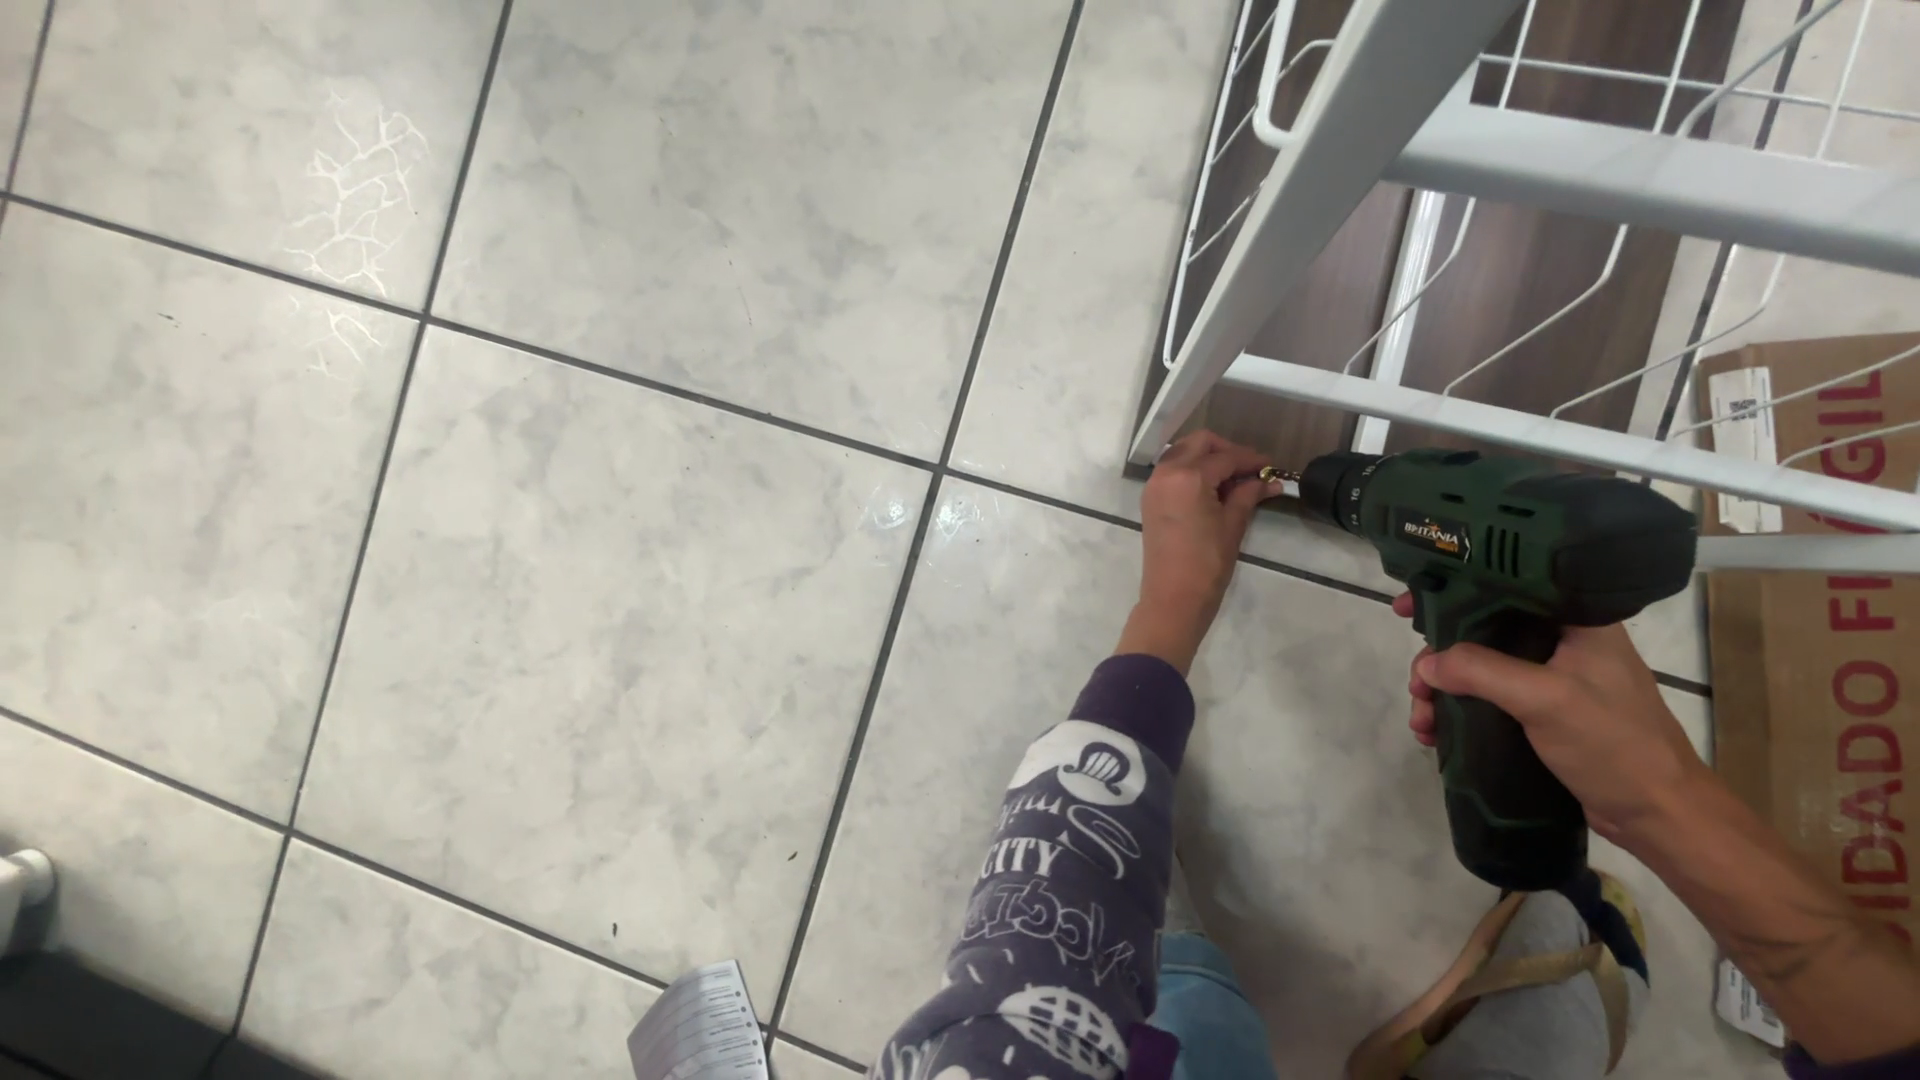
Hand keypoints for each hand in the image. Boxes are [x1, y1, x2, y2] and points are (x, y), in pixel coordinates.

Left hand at [1116, 432, 1288, 674]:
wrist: (1173, 597)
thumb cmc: (1207, 563)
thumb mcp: (1233, 525)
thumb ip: (1248, 495)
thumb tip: (1269, 481)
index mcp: (1188, 477)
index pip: (1225, 457)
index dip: (1251, 460)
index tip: (1271, 466)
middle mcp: (1166, 473)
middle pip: (1199, 443)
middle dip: (1226, 450)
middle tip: (1249, 469)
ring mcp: (1154, 486)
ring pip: (1182, 453)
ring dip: (1207, 458)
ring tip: (1233, 480)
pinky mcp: (1149, 499)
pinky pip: (1172, 471)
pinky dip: (1192, 470)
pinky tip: (1213, 489)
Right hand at [1395, 593, 1710, 849]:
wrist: (1661, 816)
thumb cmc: (1615, 745)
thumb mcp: (1546, 700)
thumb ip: (1482, 672)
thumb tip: (1426, 665)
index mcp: (1576, 623)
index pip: (1503, 588)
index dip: (1450, 592)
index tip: (1408, 608)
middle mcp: (1562, 643)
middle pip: (1479, 632)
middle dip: (1438, 659)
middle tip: (1416, 686)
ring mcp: (1552, 679)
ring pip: (1477, 668)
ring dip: (1442, 691)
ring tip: (1423, 721)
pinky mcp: (1542, 712)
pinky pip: (1485, 699)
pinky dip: (1456, 712)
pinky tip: (1435, 734)